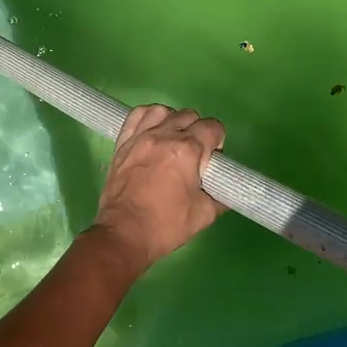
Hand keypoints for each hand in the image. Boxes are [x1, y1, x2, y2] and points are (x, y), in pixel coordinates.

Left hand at [88, 105, 225, 272]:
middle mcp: (163, 136)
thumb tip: (224, 188)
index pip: (212, 127)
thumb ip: (220, 196)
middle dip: (198, 133)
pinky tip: (152, 132)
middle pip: (190, 116)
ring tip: (173, 143)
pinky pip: (136, 116)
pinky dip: (148, 118)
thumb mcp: (204, 214)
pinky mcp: (122, 144)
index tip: (211, 162)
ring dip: (173, 122)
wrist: (124, 234)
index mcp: (187, 151)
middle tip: (194, 158)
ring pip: (163, 112)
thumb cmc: (165, 226)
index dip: (217, 143)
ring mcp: (139, 138)